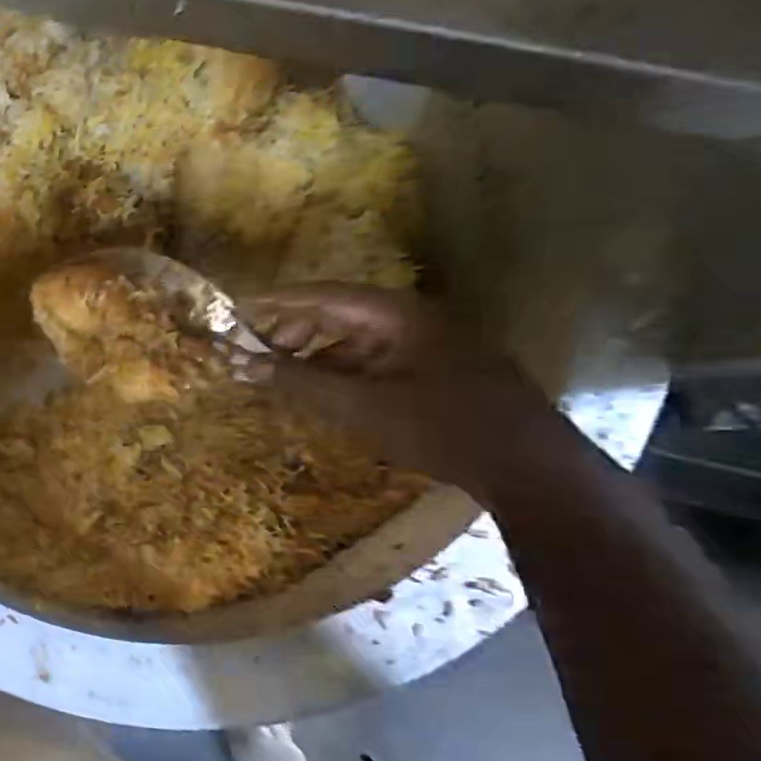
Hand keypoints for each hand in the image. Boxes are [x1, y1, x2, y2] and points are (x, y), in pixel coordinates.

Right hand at [242, 284, 579, 498]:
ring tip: (277, 377)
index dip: (274, 302)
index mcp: (396, 315)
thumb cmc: (438, 426)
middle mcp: (410, 320)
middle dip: (289, 331)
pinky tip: (317, 393)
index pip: (321, 295)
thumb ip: (296, 380)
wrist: (526, 465)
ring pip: (351, 339)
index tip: (234, 312)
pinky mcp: (431, 370)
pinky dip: (336, 372)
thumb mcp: (357, 404)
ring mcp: (424, 345)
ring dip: (311, 354)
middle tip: (251, 354)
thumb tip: (238, 362)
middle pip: (335, 314)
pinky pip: (369, 360)